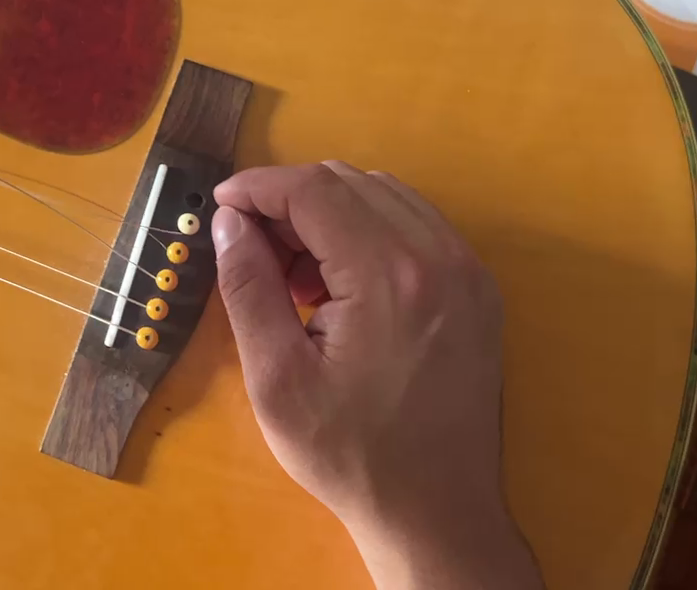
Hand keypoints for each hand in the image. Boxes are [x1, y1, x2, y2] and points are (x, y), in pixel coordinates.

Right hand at [211, 162, 539, 588]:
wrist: (440, 516)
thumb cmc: (349, 452)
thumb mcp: (274, 377)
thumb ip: (247, 285)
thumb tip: (227, 220)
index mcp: (389, 278)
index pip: (311, 189)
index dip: (256, 187)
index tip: (220, 207)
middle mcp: (439, 257)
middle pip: (344, 181)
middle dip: (286, 199)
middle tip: (252, 248)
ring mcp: (467, 268)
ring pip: (377, 192)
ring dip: (324, 210)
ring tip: (295, 271)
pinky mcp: (476, 284)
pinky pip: (409, 218)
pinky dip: (362, 225)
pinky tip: (339, 278)